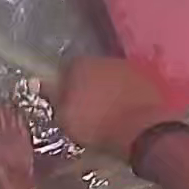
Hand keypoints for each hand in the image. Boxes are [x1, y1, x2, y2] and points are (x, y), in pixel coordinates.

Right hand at [56, 57, 174, 159]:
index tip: (65, 105)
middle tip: (86, 111)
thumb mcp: (65, 120)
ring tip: (107, 114)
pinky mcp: (145, 79)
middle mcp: (102, 58)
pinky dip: (124, 96)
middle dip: (86, 87)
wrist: (141, 130)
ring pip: (109, 78)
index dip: (63, 89)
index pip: (63, 71)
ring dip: (106, 91)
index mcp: (78, 65)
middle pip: (88, 72)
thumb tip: (42, 85)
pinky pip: (128, 87)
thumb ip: (54, 100)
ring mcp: (126, 67)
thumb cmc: (97, 126)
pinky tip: (124, 113)